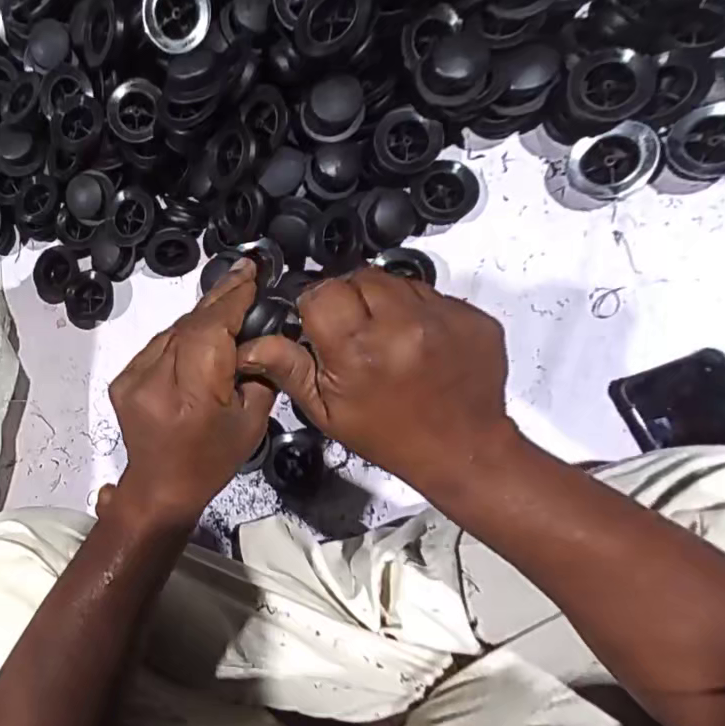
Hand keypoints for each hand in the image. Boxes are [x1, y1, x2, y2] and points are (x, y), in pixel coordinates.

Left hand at [105, 259, 276, 526]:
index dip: (232, 297)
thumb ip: (258, 374)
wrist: (160, 487)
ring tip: (226, 305)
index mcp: (192, 394)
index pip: (212, 328)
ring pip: (173, 330)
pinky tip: (198, 337)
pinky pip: (157, 344)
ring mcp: (134, 378)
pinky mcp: (123, 379)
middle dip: (219, 299)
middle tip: (244, 275)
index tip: (250, 273)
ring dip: (200, 318)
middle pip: (190, 323)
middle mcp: (156, 381)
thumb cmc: (209, 462)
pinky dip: (180, 336)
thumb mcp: (251, 422)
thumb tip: (258, 338)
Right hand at [238, 266, 518, 492]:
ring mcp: (440, 317)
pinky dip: (418, 311)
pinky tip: (417, 342)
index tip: (320, 322)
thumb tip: (255, 346)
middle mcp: (400, 327)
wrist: (459, 448)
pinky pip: (430, 293)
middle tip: (356, 335)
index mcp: (358, 351)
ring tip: (388, 340)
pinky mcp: (469, 315)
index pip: (322, 292)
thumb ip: (290, 370)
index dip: (315, 305)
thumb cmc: (391, 436)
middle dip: (350, 300)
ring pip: (395, 279)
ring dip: (385, 302)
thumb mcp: (327, 412)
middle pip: (358, 277)